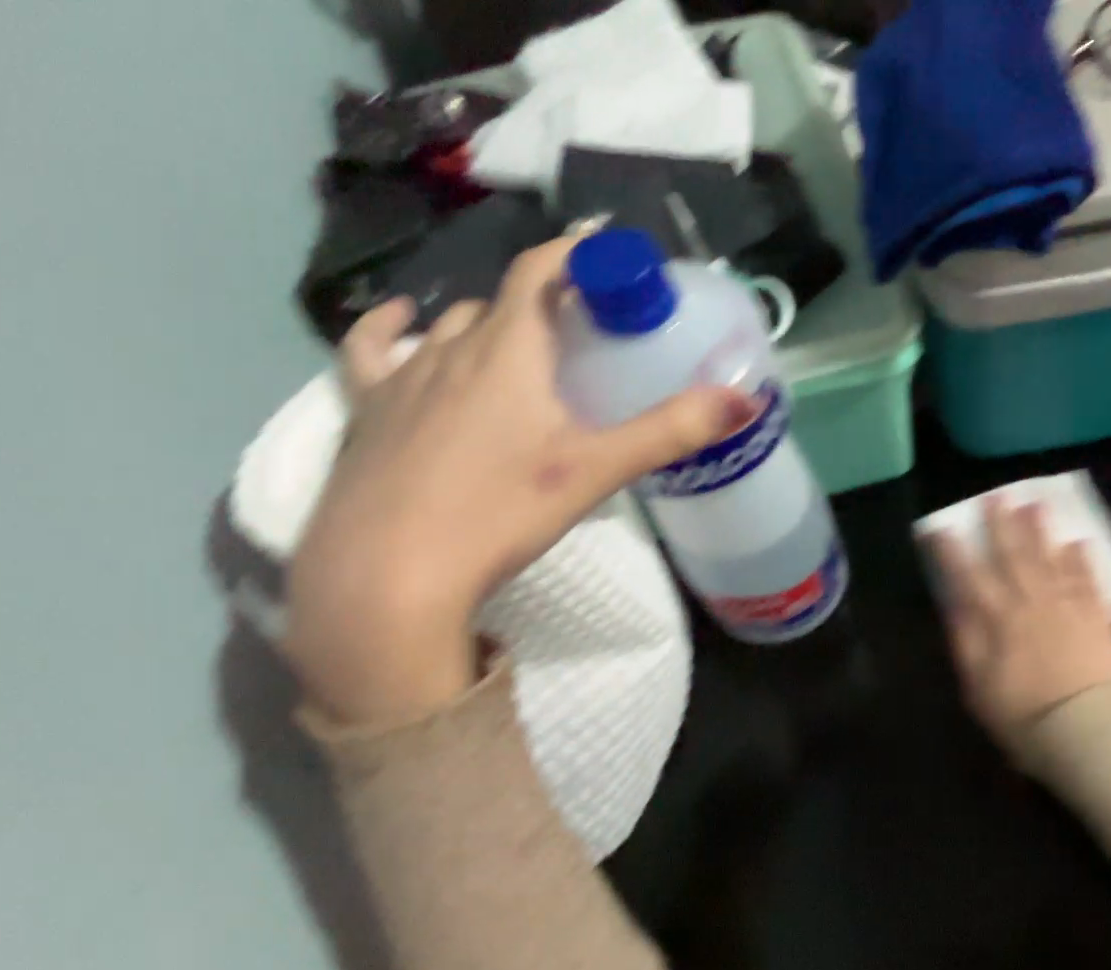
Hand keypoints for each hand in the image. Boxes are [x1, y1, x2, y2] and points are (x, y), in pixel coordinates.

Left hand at [285, 238, 752, 729]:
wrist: (389, 572)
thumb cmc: (500, 511)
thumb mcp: (598, 471)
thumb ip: (672, 430)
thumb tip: (745, 399)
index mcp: (510, 349)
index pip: (539, 271)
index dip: (575, 256)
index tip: (610, 265)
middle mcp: (451, 347)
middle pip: (504, 304)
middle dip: (546, 306)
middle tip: (586, 339)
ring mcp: (402, 376)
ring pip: (451, 327)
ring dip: (491, 327)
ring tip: (524, 354)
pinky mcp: (365, 410)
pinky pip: (373, 349)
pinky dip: (392, 329)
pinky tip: (402, 324)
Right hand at [928, 499, 1110, 745]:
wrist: (1087, 729)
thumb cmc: (1023, 716)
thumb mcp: (977, 686)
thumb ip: (966, 640)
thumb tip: (954, 602)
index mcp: (997, 618)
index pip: (968, 575)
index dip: (952, 550)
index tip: (940, 526)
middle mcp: (1031, 601)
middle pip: (1013, 555)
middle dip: (1001, 524)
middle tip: (996, 496)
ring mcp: (1068, 604)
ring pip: (1051, 557)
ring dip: (1041, 530)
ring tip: (1035, 503)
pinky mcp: (1099, 615)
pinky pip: (1088, 578)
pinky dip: (1081, 558)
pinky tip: (1077, 542)